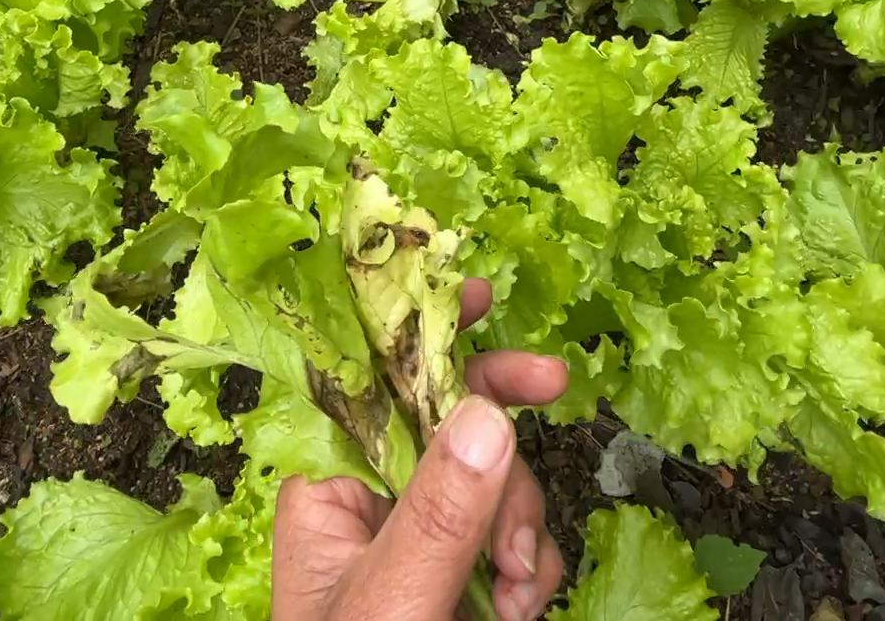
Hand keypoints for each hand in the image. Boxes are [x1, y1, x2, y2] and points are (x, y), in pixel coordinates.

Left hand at [271, 277, 569, 620]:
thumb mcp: (388, 596)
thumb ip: (437, 512)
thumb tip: (487, 412)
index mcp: (334, 481)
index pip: (374, 380)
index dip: (422, 329)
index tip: (478, 294)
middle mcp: (378, 492)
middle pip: (447, 413)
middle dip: (500, 408)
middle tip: (551, 380)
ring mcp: (425, 528)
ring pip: (491, 470)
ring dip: (519, 516)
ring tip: (515, 581)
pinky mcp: (463, 564)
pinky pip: (511, 526)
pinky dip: (531, 556)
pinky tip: (522, 598)